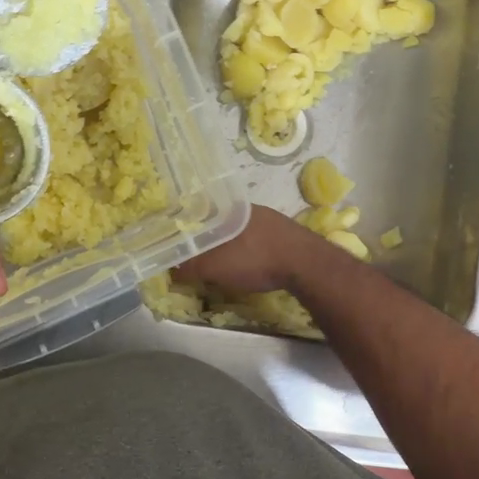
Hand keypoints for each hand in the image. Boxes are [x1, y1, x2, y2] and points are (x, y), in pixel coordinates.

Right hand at [173, 204, 316, 292]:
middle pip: (220, 220)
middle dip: (208, 235)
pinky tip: (250, 262)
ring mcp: (271, 220)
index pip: (200, 210)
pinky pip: (258, 238)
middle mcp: (249, 208)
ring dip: (229, 243)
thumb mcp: (215, 267)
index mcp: (229, 208)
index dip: (187, 223)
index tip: (178, 238)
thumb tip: (170, 270)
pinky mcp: (286, 234)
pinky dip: (248, 249)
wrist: (308, 265)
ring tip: (221, 260)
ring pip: (240, 229)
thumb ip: (190, 267)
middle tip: (197, 252)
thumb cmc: (256, 259)